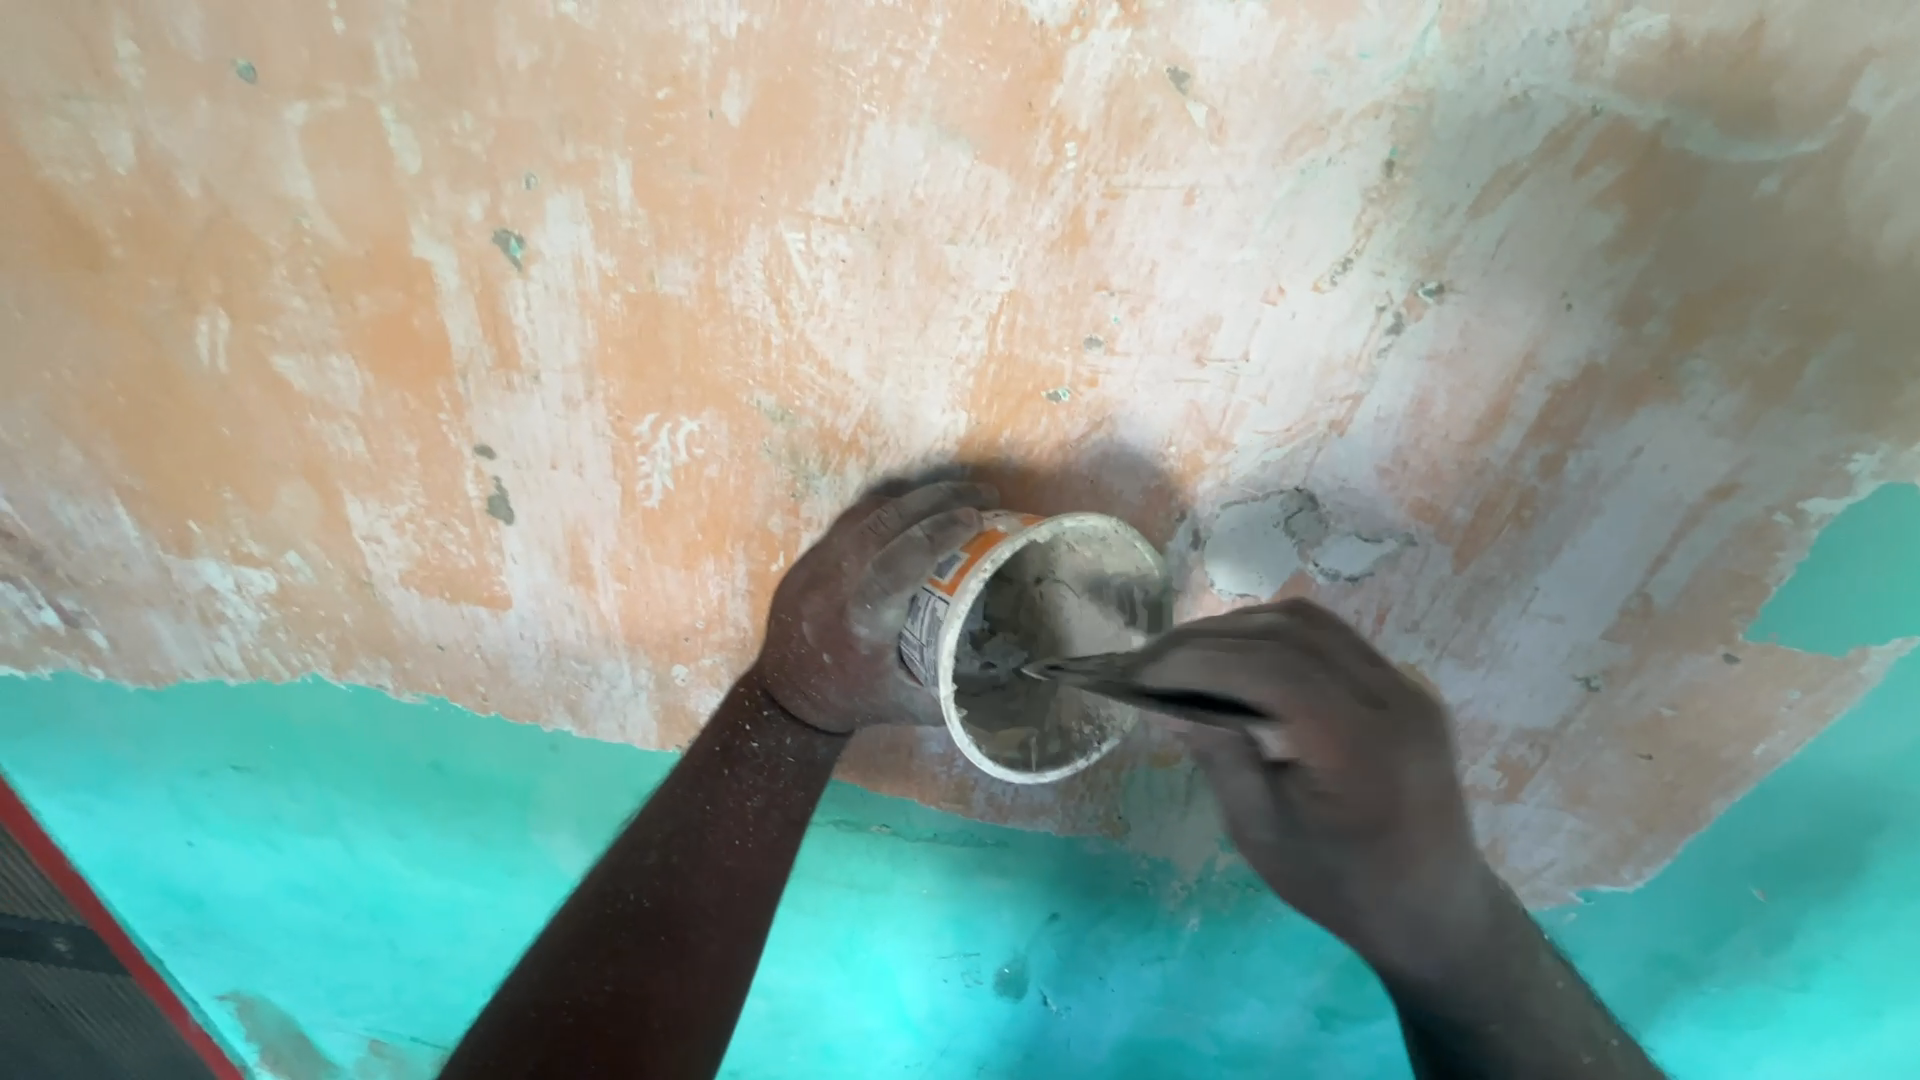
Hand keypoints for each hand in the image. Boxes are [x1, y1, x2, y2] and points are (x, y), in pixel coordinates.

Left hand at [752, 481, 997, 733]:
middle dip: (940, 498)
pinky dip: (891, 507)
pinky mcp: (810, 556)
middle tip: (985, 494)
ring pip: (869, 512)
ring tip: (958, 496)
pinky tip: (919, 509)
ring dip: (917, 497)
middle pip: (887, 522)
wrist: (787, 697)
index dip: (938, 533)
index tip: (978, 519)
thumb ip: (960, 682)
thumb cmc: (856, 700)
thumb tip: (1015, 661)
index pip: (900, 562)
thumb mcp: (913, 703)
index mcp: (863, 624)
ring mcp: (817, 565)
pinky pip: (854, 519)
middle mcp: (835, 585)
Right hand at [1133, 599, 1494, 970]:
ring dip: (1235, 629)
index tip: (1140, 674)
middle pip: (1286, 634)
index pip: (1272, 670)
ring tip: (1183, 656)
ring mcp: (1404, 685)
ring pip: (1305, 622)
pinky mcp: (1399, 684)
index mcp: (1362, 747)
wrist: (1435, 912)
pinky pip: (1326, 636)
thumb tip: (1164, 703)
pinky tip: (1233, 658)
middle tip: (1148, 662)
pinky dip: (1268, 635)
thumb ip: (1219, 757)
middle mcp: (1394, 699)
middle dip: (1206, 640)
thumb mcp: (1263, 834)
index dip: (1198, 661)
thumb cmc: (1342, 888)